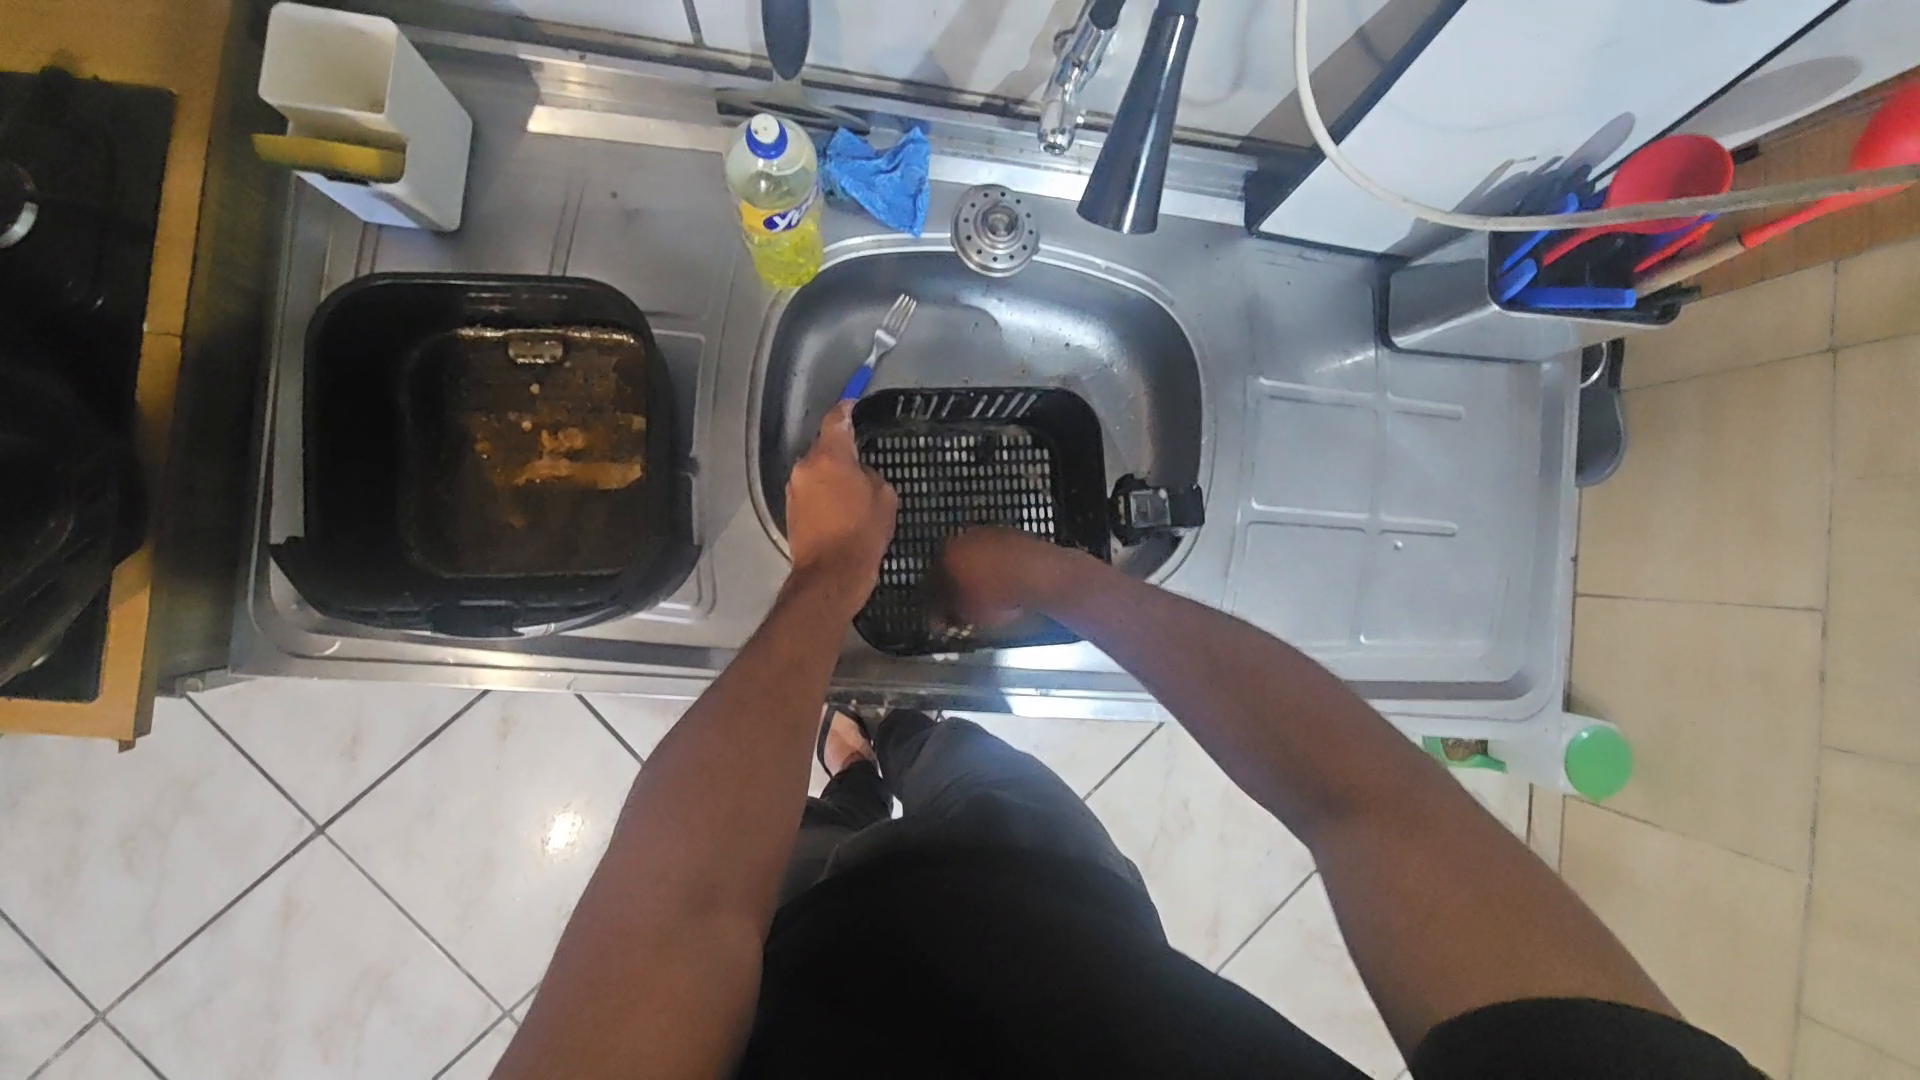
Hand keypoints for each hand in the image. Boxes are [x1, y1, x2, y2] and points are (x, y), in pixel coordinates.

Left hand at [785, 402, 896, 611]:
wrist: (831, 576)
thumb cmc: (863, 534)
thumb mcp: (885, 499)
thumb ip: (871, 475)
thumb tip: (860, 473)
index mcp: (830, 457)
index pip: (836, 419)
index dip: (847, 408)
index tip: (854, 403)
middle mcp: (806, 467)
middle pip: (824, 446)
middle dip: (842, 451)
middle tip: (863, 463)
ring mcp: (794, 488)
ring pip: (816, 470)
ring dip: (831, 474)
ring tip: (853, 492)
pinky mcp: (790, 509)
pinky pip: (810, 490)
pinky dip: (823, 493)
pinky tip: (839, 510)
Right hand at [939, 527, 1092, 627]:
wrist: (1040, 574)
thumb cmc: (998, 595)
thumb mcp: (967, 613)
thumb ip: (947, 613)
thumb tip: (940, 616)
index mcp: (946, 554)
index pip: (930, 579)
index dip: (933, 601)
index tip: (939, 616)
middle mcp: (964, 538)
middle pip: (952, 564)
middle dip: (954, 585)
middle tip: (961, 606)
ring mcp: (990, 533)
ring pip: (975, 558)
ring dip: (976, 575)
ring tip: (985, 597)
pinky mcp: (1013, 535)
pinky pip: (997, 555)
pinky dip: (996, 569)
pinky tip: (1004, 585)